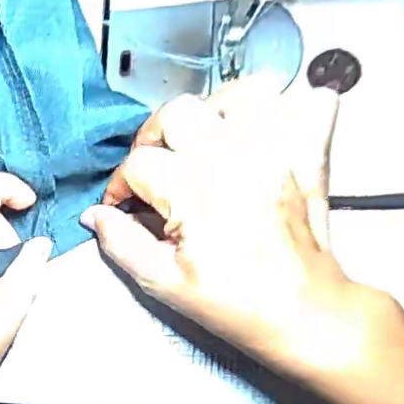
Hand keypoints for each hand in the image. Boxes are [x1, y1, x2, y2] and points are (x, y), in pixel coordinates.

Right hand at [81, 80, 403, 392]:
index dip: (118, 187)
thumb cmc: (235, 301)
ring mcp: (276, 149)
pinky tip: (258, 134)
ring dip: (211, 112)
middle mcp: (235, 157)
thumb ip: (120, 242)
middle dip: (152, 138)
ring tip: (199, 142)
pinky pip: (304, 101)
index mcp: (194, 187)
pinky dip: (283, 108)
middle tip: (150, 169)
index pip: (136, 163)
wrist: (299, 310)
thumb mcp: (160, 280)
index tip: (119, 206)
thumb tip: (96, 216)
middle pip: (176, 113)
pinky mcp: (307, 154)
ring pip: (237, 93)